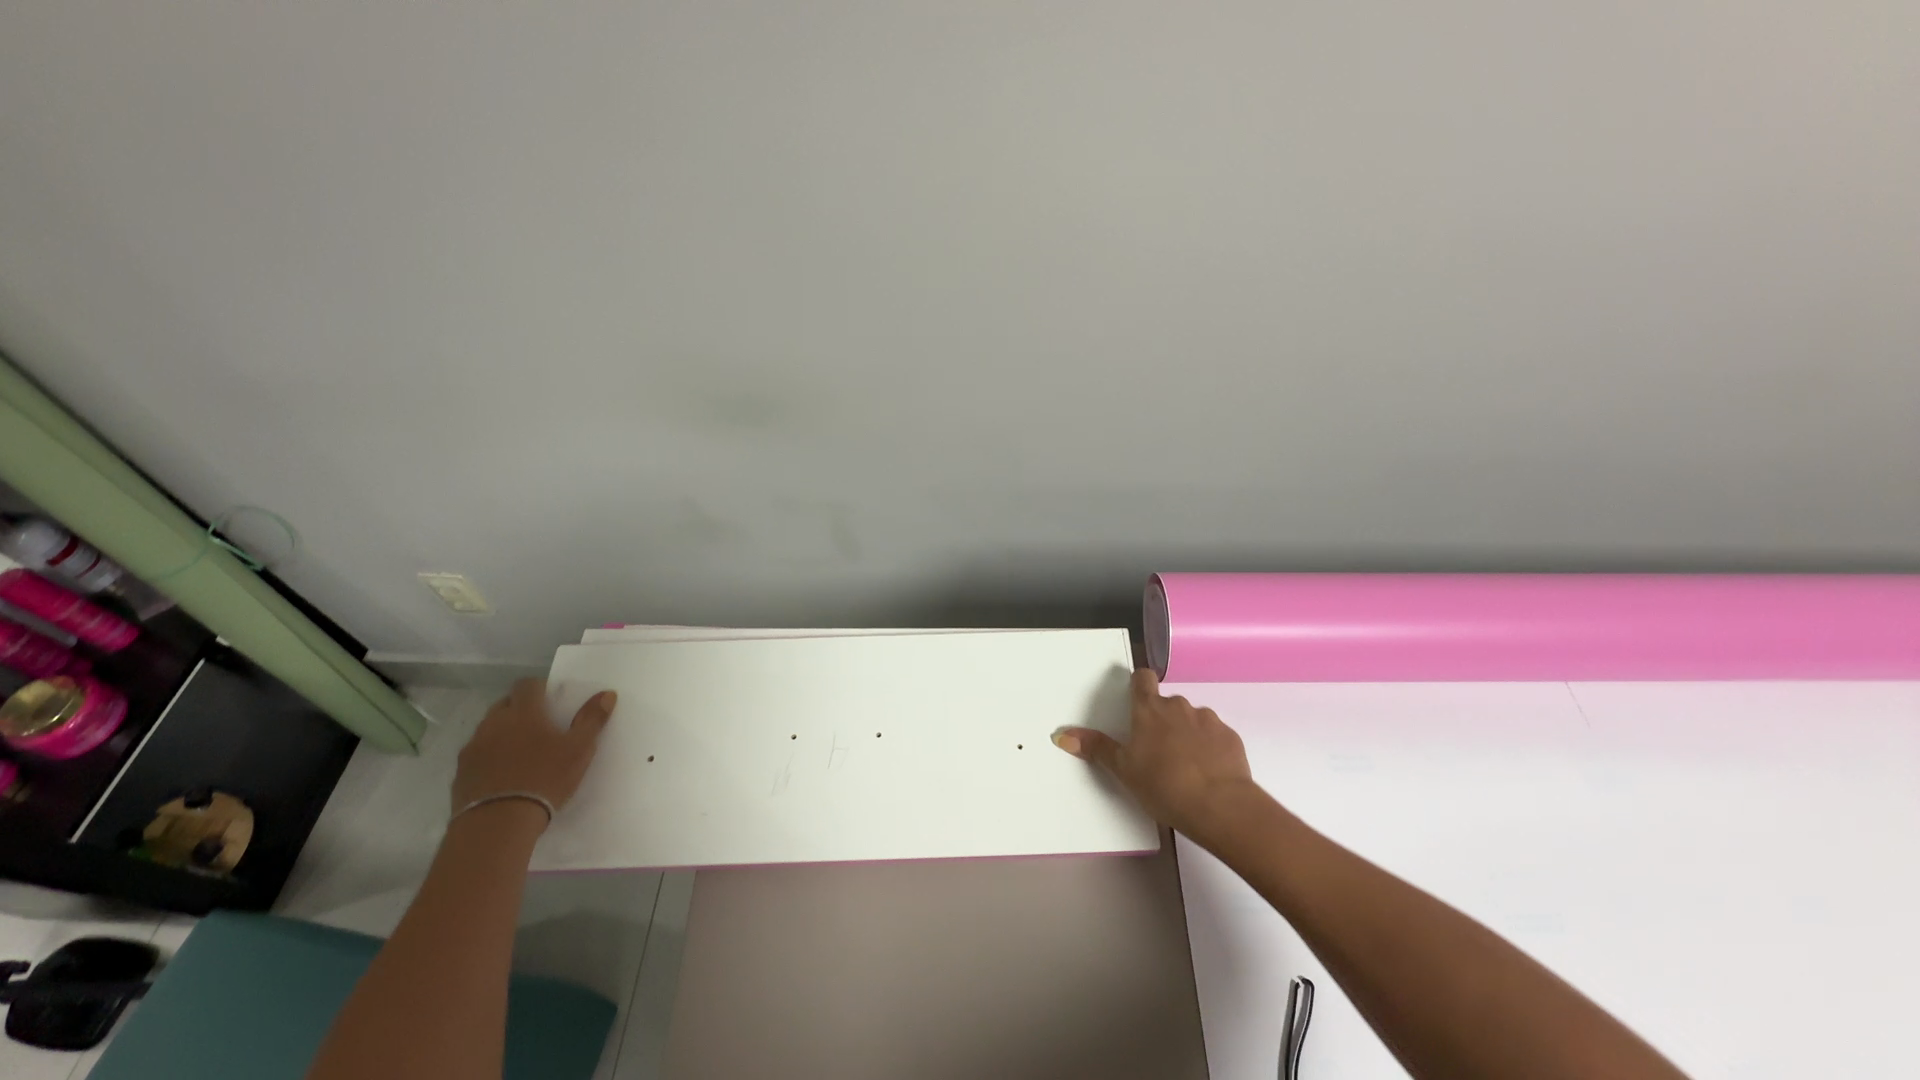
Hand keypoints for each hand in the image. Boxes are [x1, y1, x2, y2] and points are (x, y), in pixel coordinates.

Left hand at [452, 679, 615, 820]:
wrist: (498, 822)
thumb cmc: (545, 779)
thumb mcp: (579, 750)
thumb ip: (592, 719)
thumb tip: (607, 694)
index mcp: (524, 712)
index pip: (527, 685)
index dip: (539, 688)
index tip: (551, 702)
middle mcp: (494, 722)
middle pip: (505, 704)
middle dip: (519, 709)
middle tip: (539, 728)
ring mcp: (474, 747)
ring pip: (488, 729)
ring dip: (502, 733)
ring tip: (519, 754)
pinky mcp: (461, 771)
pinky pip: (476, 754)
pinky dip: (488, 757)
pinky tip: (502, 776)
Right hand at [1052, 668, 1261, 842]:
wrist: (1218, 805)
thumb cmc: (1162, 785)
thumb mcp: (1122, 770)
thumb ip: (1096, 748)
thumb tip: (1061, 734)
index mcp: (1149, 710)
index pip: (1143, 679)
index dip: (1139, 685)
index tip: (1136, 700)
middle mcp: (1179, 706)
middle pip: (1167, 704)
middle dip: (1162, 721)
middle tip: (1156, 751)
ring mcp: (1208, 720)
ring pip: (1192, 720)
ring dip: (1186, 734)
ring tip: (1183, 766)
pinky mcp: (1231, 737)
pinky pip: (1215, 737)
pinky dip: (1209, 749)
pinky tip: (1206, 773)